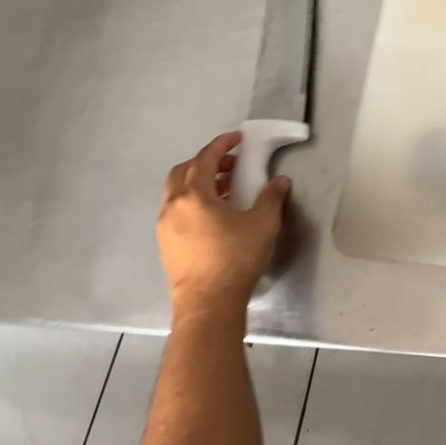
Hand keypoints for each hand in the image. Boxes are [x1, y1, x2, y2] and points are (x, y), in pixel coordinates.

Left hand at [157, 131, 291, 316]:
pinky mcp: (166, 245)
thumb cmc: (235, 259)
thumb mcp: (262, 223)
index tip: (237, 139)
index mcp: (193, 196)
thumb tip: (279, 181)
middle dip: (206, 162)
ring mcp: (165, 228)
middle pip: (183, 172)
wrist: (208, 305)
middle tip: (231, 165)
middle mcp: (172, 207)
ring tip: (226, 190)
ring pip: (177, 193)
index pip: (204, 159)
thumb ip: (271, 197)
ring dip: (199, 183)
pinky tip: (215, 215)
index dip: (221, 145)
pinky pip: (176, 211)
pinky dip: (193, 202)